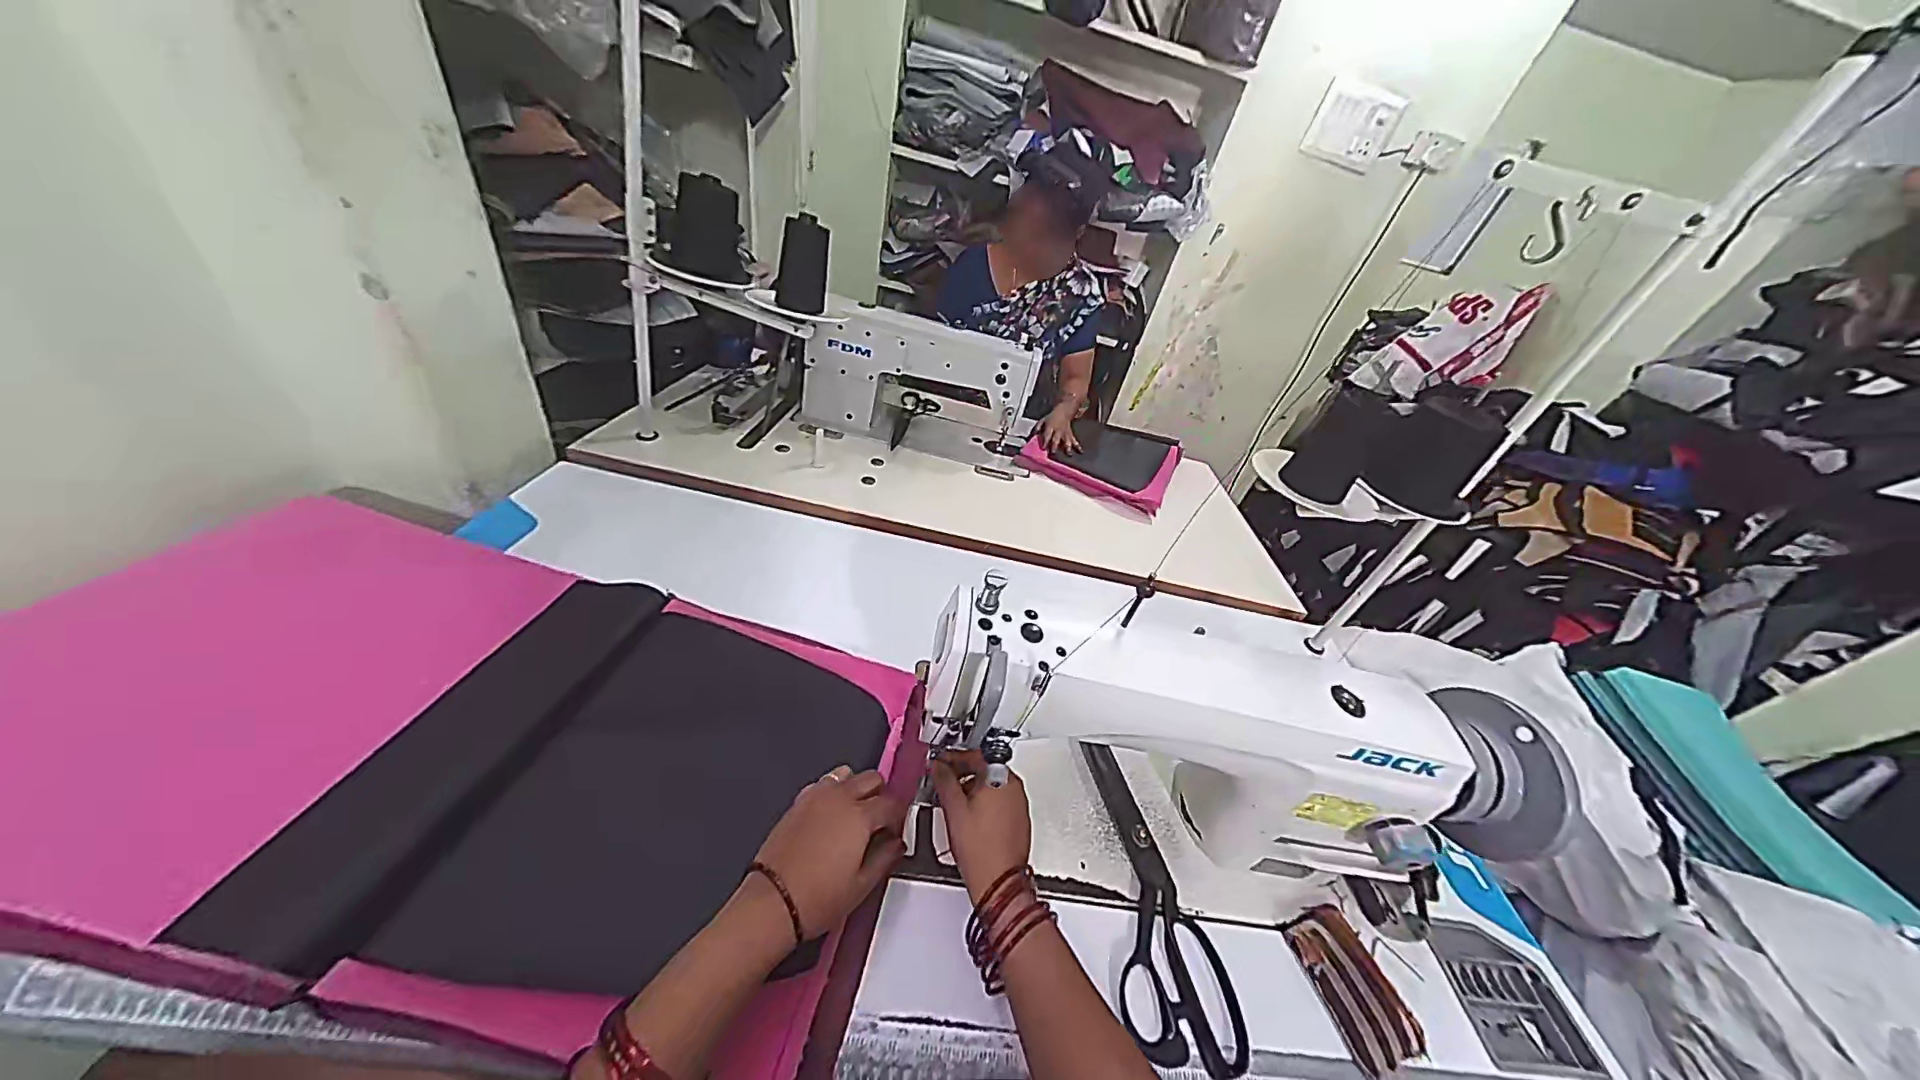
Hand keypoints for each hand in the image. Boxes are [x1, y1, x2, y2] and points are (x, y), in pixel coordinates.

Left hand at [748, 766, 906, 937]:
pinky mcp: (797, 803)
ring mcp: (815, 797)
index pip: (891, 802)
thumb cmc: (816, 898)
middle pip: (872, 778)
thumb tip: (894, 845)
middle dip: (881, 796)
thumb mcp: (862, 885)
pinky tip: (830, 815)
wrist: (772, 903)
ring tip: (855, 815)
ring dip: (856, 788)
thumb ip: (885, 857)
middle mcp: (839, 799)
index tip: (896, 831)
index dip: (899, 817)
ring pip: (846, 774)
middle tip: (880, 822)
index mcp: (860, 816)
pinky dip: (832, 792)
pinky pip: (822, 784)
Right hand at [931, 750, 1032, 902]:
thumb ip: (944, 780)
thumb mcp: (954, 809)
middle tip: (945, 779)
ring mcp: (1019, 804)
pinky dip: (984, 801)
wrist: (998, 882)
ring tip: (954, 800)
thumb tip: (938, 766)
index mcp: (1001, 778)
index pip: (976, 755)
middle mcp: (1015, 787)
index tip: (941, 762)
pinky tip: (969, 815)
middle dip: (963, 773)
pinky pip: (1000, 800)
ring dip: (973, 787)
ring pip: (992, 785)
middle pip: (985, 768)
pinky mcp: (1019, 819)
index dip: (954, 757)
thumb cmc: (980, 850)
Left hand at [1039, 406, 1080, 454]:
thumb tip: (1034, 434)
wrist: (1064, 411)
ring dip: (1067, 448)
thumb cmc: (1052, 417)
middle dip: (1055, 446)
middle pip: (1056, 439)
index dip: (1045, 442)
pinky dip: (1078, 446)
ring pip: (1066, 441)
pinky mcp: (1070, 434)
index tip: (1044, 448)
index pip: (1047, 435)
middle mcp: (1058, 431)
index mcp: (1050, 427)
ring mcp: (1065, 433)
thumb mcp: (1043, 420)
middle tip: (1054, 453)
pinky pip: (1074, 440)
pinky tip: (1080, 451)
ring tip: (1068, 454)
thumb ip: (1038, 427)